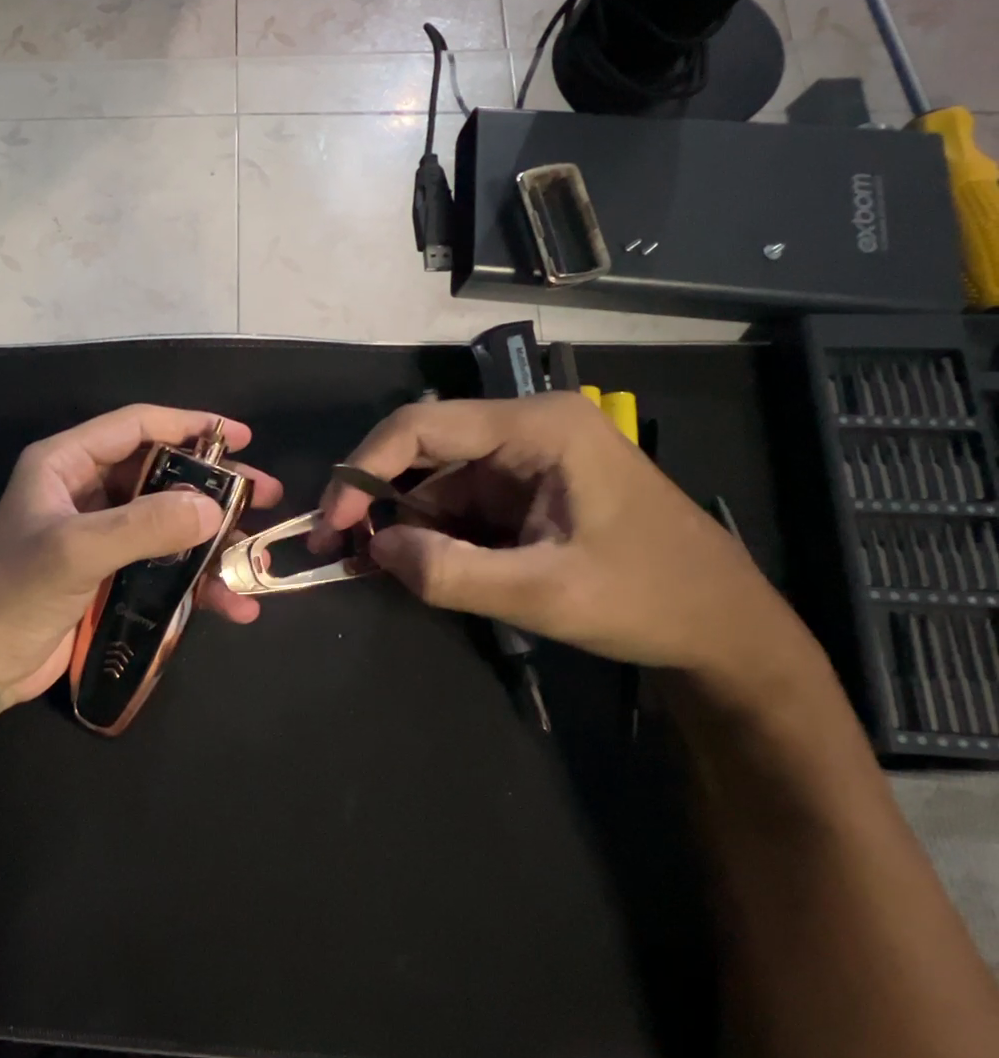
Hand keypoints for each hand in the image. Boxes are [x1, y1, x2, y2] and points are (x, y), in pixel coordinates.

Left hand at [0, 404, 282, 738]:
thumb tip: (213, 508)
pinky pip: (159, 567)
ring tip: (257, 561)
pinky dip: (195, 583)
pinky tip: (232, 605)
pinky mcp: (105, 578)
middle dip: (212, 488)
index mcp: (62, 466)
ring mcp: (95, 538)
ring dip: (211, 543)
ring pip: (165, 524)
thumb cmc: (12, 596)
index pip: (134, 427)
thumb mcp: (75, 551)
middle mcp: (81, 493)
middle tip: (265, 498)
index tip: (242, 438)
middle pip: (159, 475)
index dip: (189, 426)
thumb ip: (143, 525)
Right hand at [311, 393, 824, 690]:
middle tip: (335, 551)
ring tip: (365, 568)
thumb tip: (373, 550)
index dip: (362, 472)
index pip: (419, 427)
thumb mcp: (544, 594)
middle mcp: (526, 430)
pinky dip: (424, 536)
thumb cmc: (649, 599)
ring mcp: (525, 462)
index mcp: (539, 428)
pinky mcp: (524, 493)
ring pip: (431, 482)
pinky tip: (405, 567)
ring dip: (395, 525)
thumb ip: (450, 572)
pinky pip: (455, 506)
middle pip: (420, 451)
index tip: (332, 526)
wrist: (725, 630)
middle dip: (371, 500)